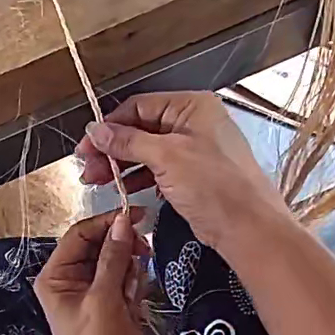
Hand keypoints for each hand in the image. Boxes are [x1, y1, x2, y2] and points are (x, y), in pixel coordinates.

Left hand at [34, 207, 149, 334]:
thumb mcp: (104, 300)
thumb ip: (114, 258)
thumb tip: (123, 221)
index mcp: (56, 275)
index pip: (81, 233)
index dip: (108, 222)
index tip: (139, 215)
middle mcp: (71, 279)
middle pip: (102, 244)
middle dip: (123, 251)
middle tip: (143, 256)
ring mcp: (92, 291)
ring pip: (118, 261)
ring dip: (131, 273)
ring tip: (130, 299)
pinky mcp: (111, 303)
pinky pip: (126, 279)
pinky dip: (134, 287)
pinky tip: (134, 306)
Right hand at [73, 91, 295, 251]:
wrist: (247, 228)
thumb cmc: (215, 186)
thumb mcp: (166, 157)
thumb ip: (128, 142)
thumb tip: (96, 131)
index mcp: (191, 106)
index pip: (139, 106)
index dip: (110, 126)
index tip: (86, 147)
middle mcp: (193, 123)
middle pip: (141, 129)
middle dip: (112, 149)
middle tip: (88, 169)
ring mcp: (194, 150)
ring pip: (148, 152)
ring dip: (121, 166)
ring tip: (96, 182)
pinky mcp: (193, 176)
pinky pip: (159, 170)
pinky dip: (139, 178)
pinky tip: (122, 189)